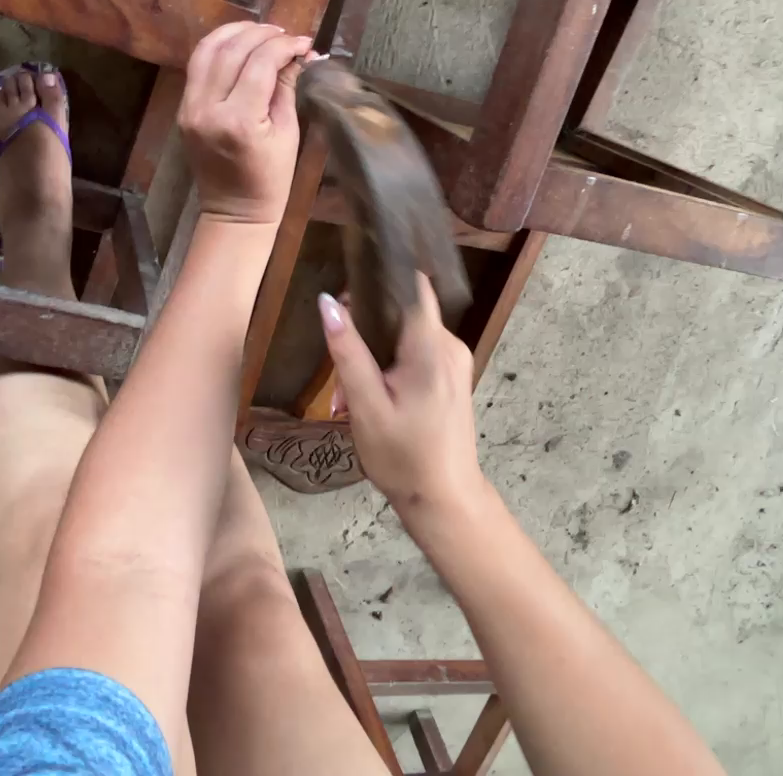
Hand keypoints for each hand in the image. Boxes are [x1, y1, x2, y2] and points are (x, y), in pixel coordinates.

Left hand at [180, 22, 310, 225]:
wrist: (234, 211)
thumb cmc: (270, 180)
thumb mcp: (288, 133)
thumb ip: (286, 88)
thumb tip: (298, 53)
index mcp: (239, 121)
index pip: (260, 63)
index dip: (284, 46)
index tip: (304, 43)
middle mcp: (208, 109)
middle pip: (232, 51)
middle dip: (262, 34)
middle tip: (284, 33)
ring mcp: (190, 109)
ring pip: (206, 51)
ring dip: (234, 33)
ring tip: (260, 31)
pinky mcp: (183, 109)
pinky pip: (197, 67)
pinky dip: (217, 49)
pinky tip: (238, 45)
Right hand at [319, 275, 484, 510]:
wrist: (444, 501)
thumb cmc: (403, 457)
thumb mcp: (365, 405)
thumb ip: (347, 351)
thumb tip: (327, 302)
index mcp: (431, 347)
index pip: (412, 286)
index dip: (378, 282)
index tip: (347, 298)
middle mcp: (449, 345)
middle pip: (402, 311)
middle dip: (366, 331)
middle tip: (339, 372)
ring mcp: (455, 361)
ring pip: (406, 334)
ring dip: (374, 355)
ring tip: (350, 396)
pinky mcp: (452, 376)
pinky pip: (416, 353)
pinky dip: (391, 367)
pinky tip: (373, 399)